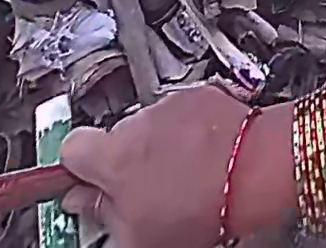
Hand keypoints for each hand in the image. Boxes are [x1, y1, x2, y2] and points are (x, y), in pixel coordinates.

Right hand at [60, 84, 255, 247]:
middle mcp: (141, 119)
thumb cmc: (199, 206)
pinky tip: (202, 154)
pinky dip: (186, 128)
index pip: (71, 146)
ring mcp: (174, 102)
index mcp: (114, 154)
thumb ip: (101, 214)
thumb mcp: (135, 235)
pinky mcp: (203, 92)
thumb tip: (83, 202)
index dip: (76, 168)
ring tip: (181, 174)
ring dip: (158, 143)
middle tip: (142, 191)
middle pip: (116, 135)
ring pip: (151, 123)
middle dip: (124, 160)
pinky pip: (182, 111)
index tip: (84, 184)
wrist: (253, 169)